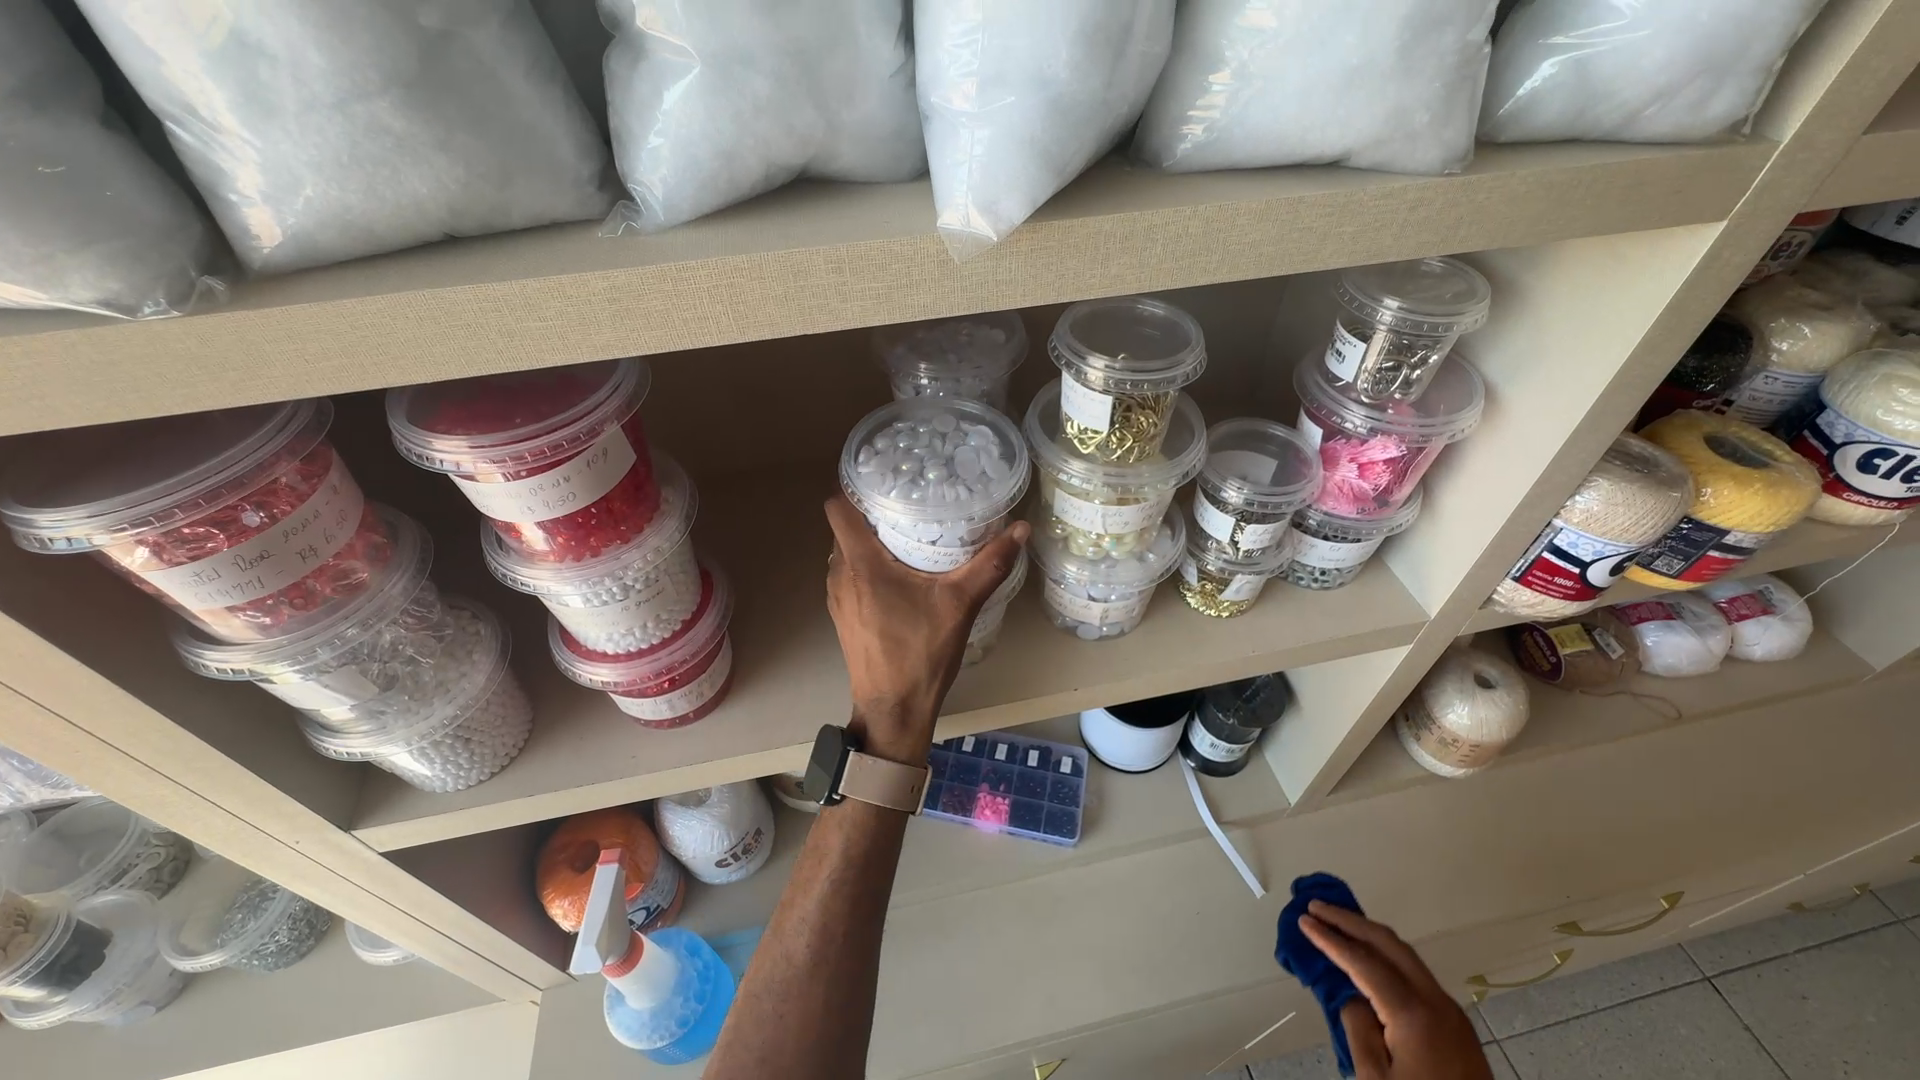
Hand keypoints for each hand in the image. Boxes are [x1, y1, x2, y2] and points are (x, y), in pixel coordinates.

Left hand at [823, 495, 1028, 764]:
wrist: (893, 708)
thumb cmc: (920, 653)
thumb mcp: (961, 604)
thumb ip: (990, 564)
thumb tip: (1020, 529)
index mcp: (860, 563)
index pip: (836, 507)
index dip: (851, 486)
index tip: (882, 476)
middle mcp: (840, 575)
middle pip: (843, 528)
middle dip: (869, 511)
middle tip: (907, 500)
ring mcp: (838, 598)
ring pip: (846, 553)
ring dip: (869, 541)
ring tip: (906, 530)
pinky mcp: (844, 616)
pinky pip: (850, 576)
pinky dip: (868, 566)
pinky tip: (900, 572)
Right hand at [1299, 901, 1491, 1079]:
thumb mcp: (1375, 1079)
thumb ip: (1357, 1030)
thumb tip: (1353, 996)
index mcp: (1413, 1013)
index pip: (1362, 962)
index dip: (1330, 939)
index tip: (1304, 920)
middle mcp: (1436, 1001)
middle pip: (1389, 945)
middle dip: (1351, 921)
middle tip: (1317, 907)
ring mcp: (1450, 1011)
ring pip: (1406, 956)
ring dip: (1370, 935)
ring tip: (1338, 924)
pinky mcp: (1456, 1024)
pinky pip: (1416, 976)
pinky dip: (1387, 957)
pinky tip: (1369, 960)